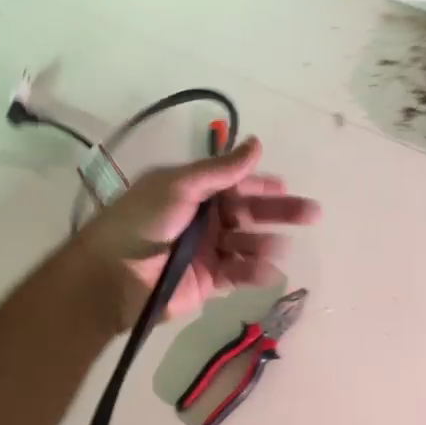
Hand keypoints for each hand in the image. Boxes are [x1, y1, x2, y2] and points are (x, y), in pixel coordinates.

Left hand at [67, 137, 318, 331]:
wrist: (113, 276)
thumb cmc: (142, 221)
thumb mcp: (179, 186)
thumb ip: (220, 170)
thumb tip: (257, 143)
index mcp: (192, 191)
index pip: (233, 183)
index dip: (259, 183)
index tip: (285, 186)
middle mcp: (202, 218)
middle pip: (248, 212)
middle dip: (278, 211)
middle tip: (312, 213)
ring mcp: (206, 250)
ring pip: (247, 243)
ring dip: (265, 242)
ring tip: (278, 247)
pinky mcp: (207, 281)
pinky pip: (238, 273)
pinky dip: (256, 271)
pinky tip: (269, 270)